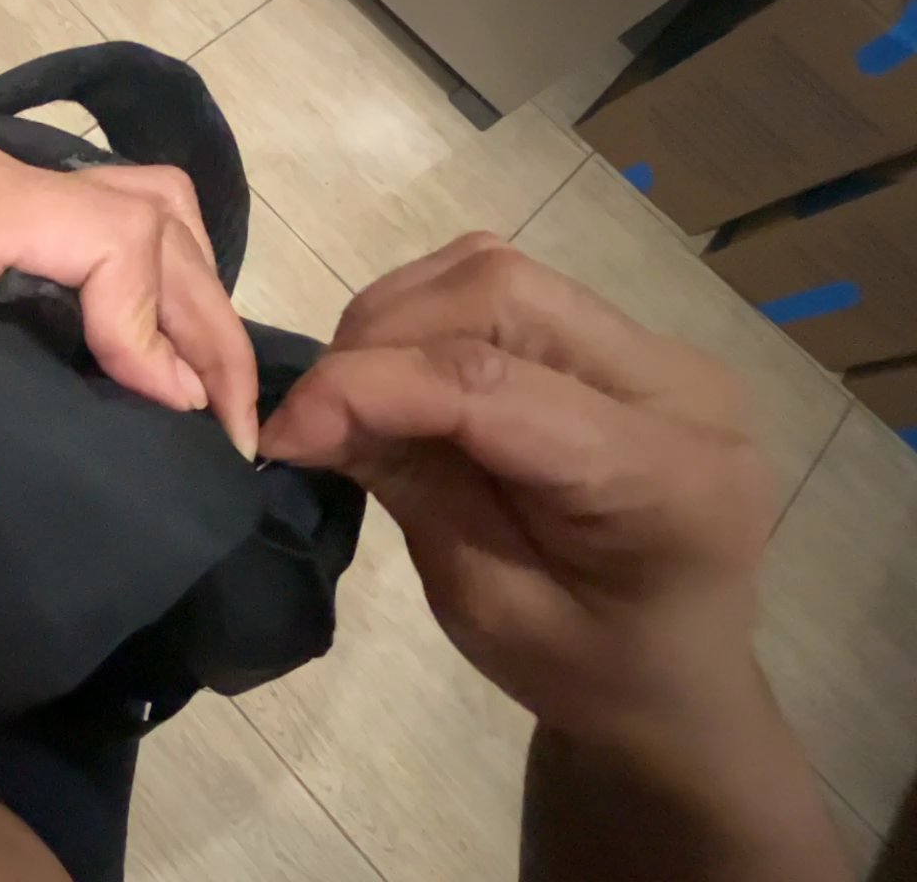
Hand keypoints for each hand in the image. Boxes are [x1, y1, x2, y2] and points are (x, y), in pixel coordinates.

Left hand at [0, 139, 260, 471]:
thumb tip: (182, 393)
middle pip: (148, 212)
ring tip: (208, 382)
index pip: (115, 234)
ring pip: (146, 205)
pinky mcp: (2, 207)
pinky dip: (156, 280)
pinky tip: (167, 342)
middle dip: (203, 318)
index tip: (174, 413)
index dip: (159, 329)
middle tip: (229, 415)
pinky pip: (110, 220)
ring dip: (191, 293)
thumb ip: (78, 374)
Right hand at [259, 234, 776, 744]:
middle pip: (491, 292)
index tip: (275, 433)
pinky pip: (487, 283)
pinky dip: (412, 314)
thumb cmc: (578, 662)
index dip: (359, 389)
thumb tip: (295, 418)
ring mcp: (644, 348)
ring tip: (352, 392)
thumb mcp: (474, 595)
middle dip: (373, 341)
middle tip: (316, 412)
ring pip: (483, 271)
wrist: (668, 673)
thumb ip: (397, 482)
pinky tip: (395, 372)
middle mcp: (669, 381)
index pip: (482, 382)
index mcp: (659, 474)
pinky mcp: (606, 338)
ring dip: (388, 320)